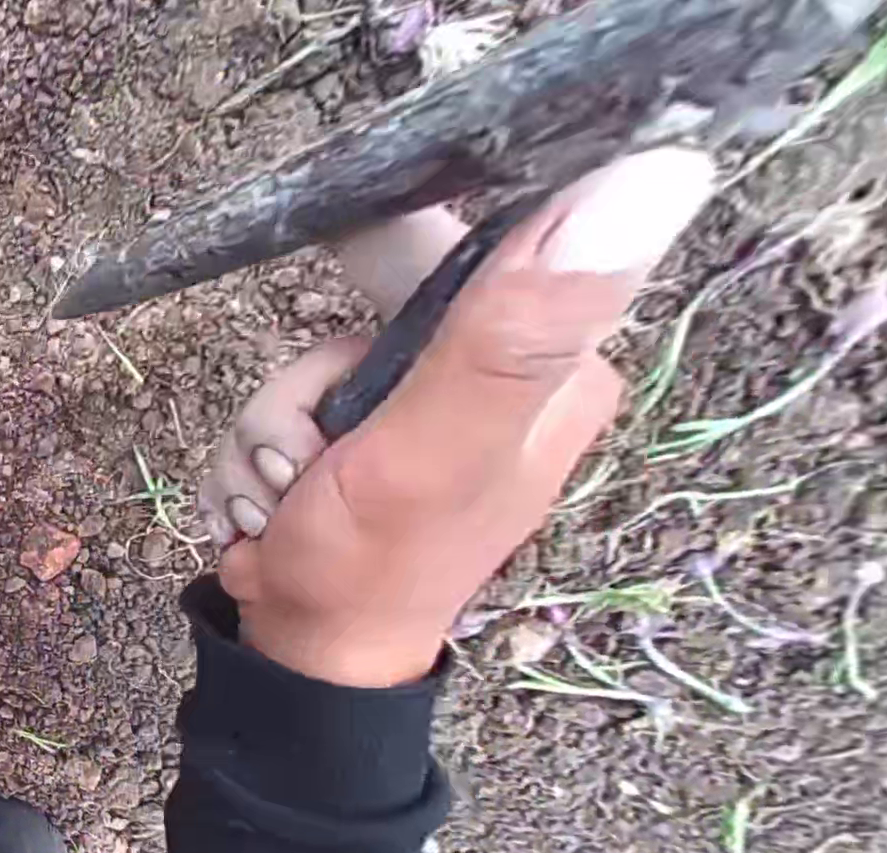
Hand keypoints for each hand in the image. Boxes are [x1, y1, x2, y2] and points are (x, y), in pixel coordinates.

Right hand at [206, 149, 713, 686]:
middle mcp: (461, 389)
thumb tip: (646, 177)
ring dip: (254, 452)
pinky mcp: (326, 452)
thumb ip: (508, 336)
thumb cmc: (371, 562)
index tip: (325, 247)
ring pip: (283, 388)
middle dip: (290, 410)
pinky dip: (240, 474)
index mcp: (529, 373)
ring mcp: (384, 424)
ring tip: (269, 511)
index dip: (387, 254)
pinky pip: (257, 430)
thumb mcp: (434, 452)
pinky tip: (252, 520)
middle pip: (341, 333)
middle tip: (295, 470)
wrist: (303, 642)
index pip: (471, 257)